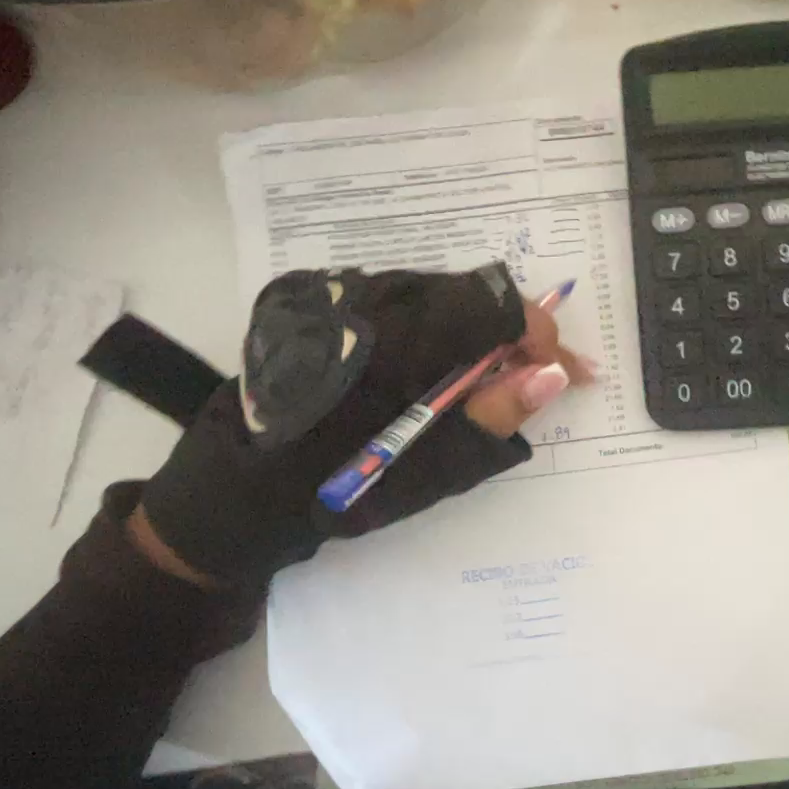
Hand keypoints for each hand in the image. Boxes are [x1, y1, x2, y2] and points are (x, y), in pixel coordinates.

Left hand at [133, 265, 589, 584]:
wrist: (228, 499)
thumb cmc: (327, 498)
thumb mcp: (420, 473)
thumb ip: (489, 419)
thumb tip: (554, 376)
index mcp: (378, 347)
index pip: (482, 307)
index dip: (535, 331)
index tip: (560, 368)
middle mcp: (350, 302)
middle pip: (464, 291)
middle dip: (509, 330)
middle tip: (533, 377)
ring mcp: (326, 295)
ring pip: (434, 289)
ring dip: (473, 328)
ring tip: (487, 376)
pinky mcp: (314, 299)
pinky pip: (399, 296)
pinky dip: (435, 326)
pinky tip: (435, 366)